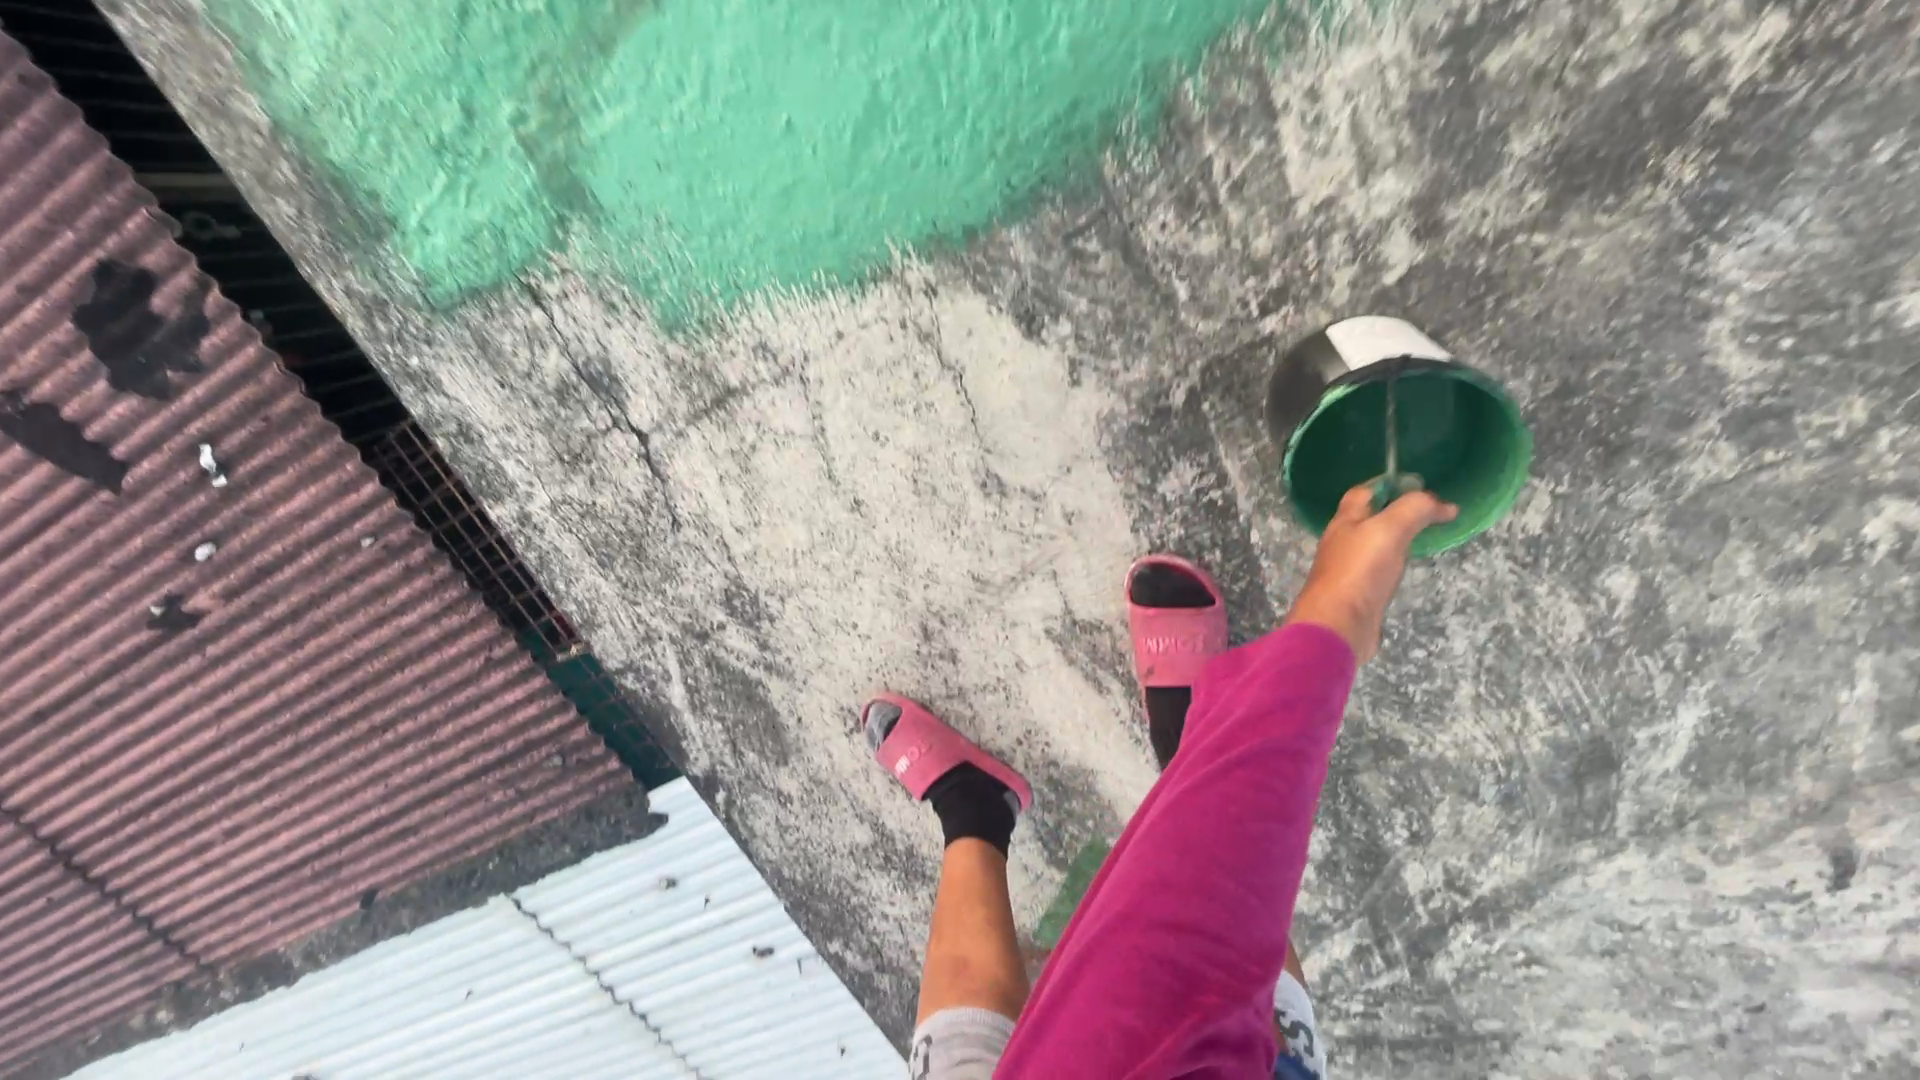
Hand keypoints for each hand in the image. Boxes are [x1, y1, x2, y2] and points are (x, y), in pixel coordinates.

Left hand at [1284, 485, 1457, 664]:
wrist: (1338, 624)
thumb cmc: (1360, 570)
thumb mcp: (1390, 529)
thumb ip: (1414, 509)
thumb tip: (1443, 504)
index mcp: (1344, 521)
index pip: (1362, 492)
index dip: (1387, 484)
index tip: (1419, 484)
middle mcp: (1341, 542)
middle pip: (1367, 518)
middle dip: (1393, 510)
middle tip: (1428, 511)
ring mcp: (1347, 569)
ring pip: (1372, 544)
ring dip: (1394, 537)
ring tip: (1423, 536)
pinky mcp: (1356, 593)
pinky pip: (1376, 570)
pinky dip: (1392, 563)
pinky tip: (1405, 569)